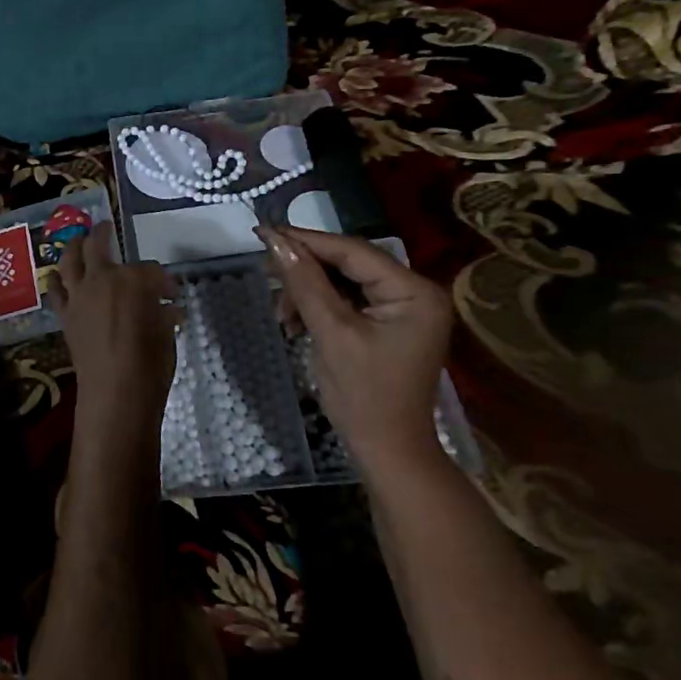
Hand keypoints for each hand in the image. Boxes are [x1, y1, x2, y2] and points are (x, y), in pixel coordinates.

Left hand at [46, 222, 176, 425]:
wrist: (115, 391)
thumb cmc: (150, 363)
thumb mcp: (166, 334)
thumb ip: (164, 315)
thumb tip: (169, 309)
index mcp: (134, 280)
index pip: (150, 271)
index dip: (163, 282)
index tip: (172, 296)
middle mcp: (102, 279)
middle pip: (98, 246)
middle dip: (103, 234)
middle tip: (106, 228)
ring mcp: (79, 295)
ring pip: (69, 260)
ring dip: (73, 247)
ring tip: (77, 240)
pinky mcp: (65, 315)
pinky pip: (56, 290)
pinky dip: (57, 280)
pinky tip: (59, 276)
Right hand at [255, 225, 451, 464]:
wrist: (386, 447)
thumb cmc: (363, 395)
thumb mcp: (331, 334)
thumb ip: (306, 284)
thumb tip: (276, 243)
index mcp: (414, 292)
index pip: (354, 252)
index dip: (306, 240)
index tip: (264, 231)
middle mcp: (416, 293)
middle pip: (350, 264)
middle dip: (305, 271)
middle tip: (265, 274)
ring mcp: (403, 310)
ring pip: (344, 282)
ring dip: (308, 293)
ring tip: (282, 316)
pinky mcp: (388, 325)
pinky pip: (348, 302)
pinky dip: (319, 308)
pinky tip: (296, 323)